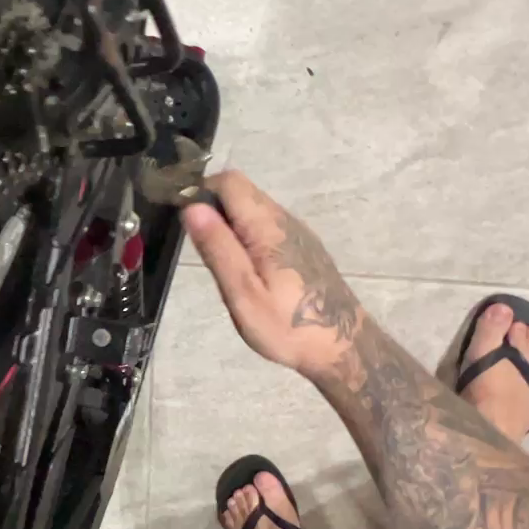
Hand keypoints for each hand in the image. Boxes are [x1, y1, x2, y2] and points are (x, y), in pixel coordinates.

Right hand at [180, 171, 363, 376]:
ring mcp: (296, 232)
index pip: (228, 182)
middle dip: (213, 210)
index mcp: (267, 226)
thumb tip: (191, 208)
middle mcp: (284, 219)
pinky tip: (247, 271)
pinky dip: (246, 236)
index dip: (201, 193)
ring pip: (253, 208)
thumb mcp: (243, 294)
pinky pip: (266, 226)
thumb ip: (218, 248)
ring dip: (229, 225)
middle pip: (240, 191)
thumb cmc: (287, 326)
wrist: (342, 347)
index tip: (187, 225)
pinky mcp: (302, 246)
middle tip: (204, 252)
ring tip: (223, 266)